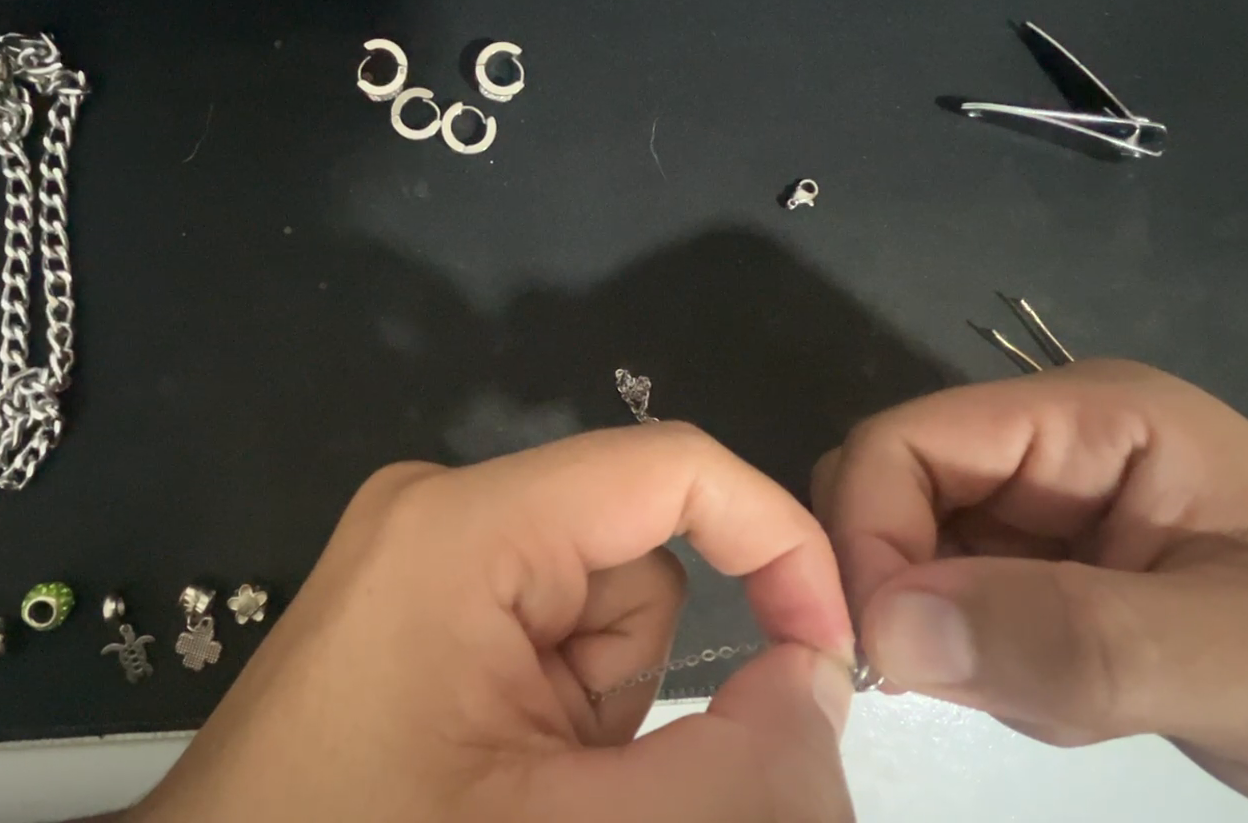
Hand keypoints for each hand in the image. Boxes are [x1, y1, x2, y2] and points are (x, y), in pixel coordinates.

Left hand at [130, 423, 857, 822]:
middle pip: (632, 553)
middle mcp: (441, 508)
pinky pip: (544, 627)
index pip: (666, 469)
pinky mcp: (419, 593)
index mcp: (466, 525)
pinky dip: (557, 704)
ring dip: (598, 704)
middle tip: (571, 779)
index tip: (828, 654)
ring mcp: (423, 548)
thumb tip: (819, 680)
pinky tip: (495, 765)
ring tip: (521, 777)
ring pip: (596, 603)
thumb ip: (728, 776)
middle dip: (641, 677)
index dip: (774, 538)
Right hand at [813, 360, 1247, 822]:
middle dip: (899, 585)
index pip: (903, 443)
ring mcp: (1034, 507)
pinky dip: (965, 660)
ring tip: (1049, 696)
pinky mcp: (1032, 567)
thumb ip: (1074, 642)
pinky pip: (943, 602)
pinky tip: (1051, 695)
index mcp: (1087, 419)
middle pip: (887, 489)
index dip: (867, 531)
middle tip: (959, 682)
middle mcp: (1042, 447)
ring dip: (941, 634)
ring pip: (905, 551)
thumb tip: (886, 629)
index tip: (880, 648)